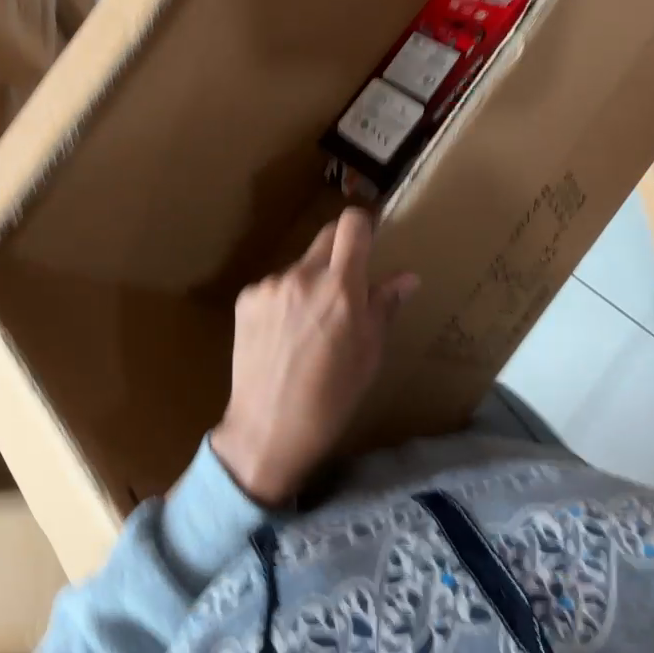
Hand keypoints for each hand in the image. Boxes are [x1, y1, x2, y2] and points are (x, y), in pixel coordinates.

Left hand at [210, 208, 418, 506]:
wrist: (269, 429)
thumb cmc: (333, 397)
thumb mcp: (370, 354)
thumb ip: (384, 306)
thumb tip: (406, 277)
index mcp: (340, 286)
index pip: (352, 224)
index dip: (364, 223)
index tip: (371, 236)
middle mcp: (303, 275)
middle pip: (326, 238)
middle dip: (340, 252)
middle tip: (346, 285)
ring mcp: (270, 285)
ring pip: (299, 267)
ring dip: (310, 282)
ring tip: (311, 326)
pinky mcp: (246, 300)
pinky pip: (274, 287)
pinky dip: (284, 301)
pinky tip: (284, 336)